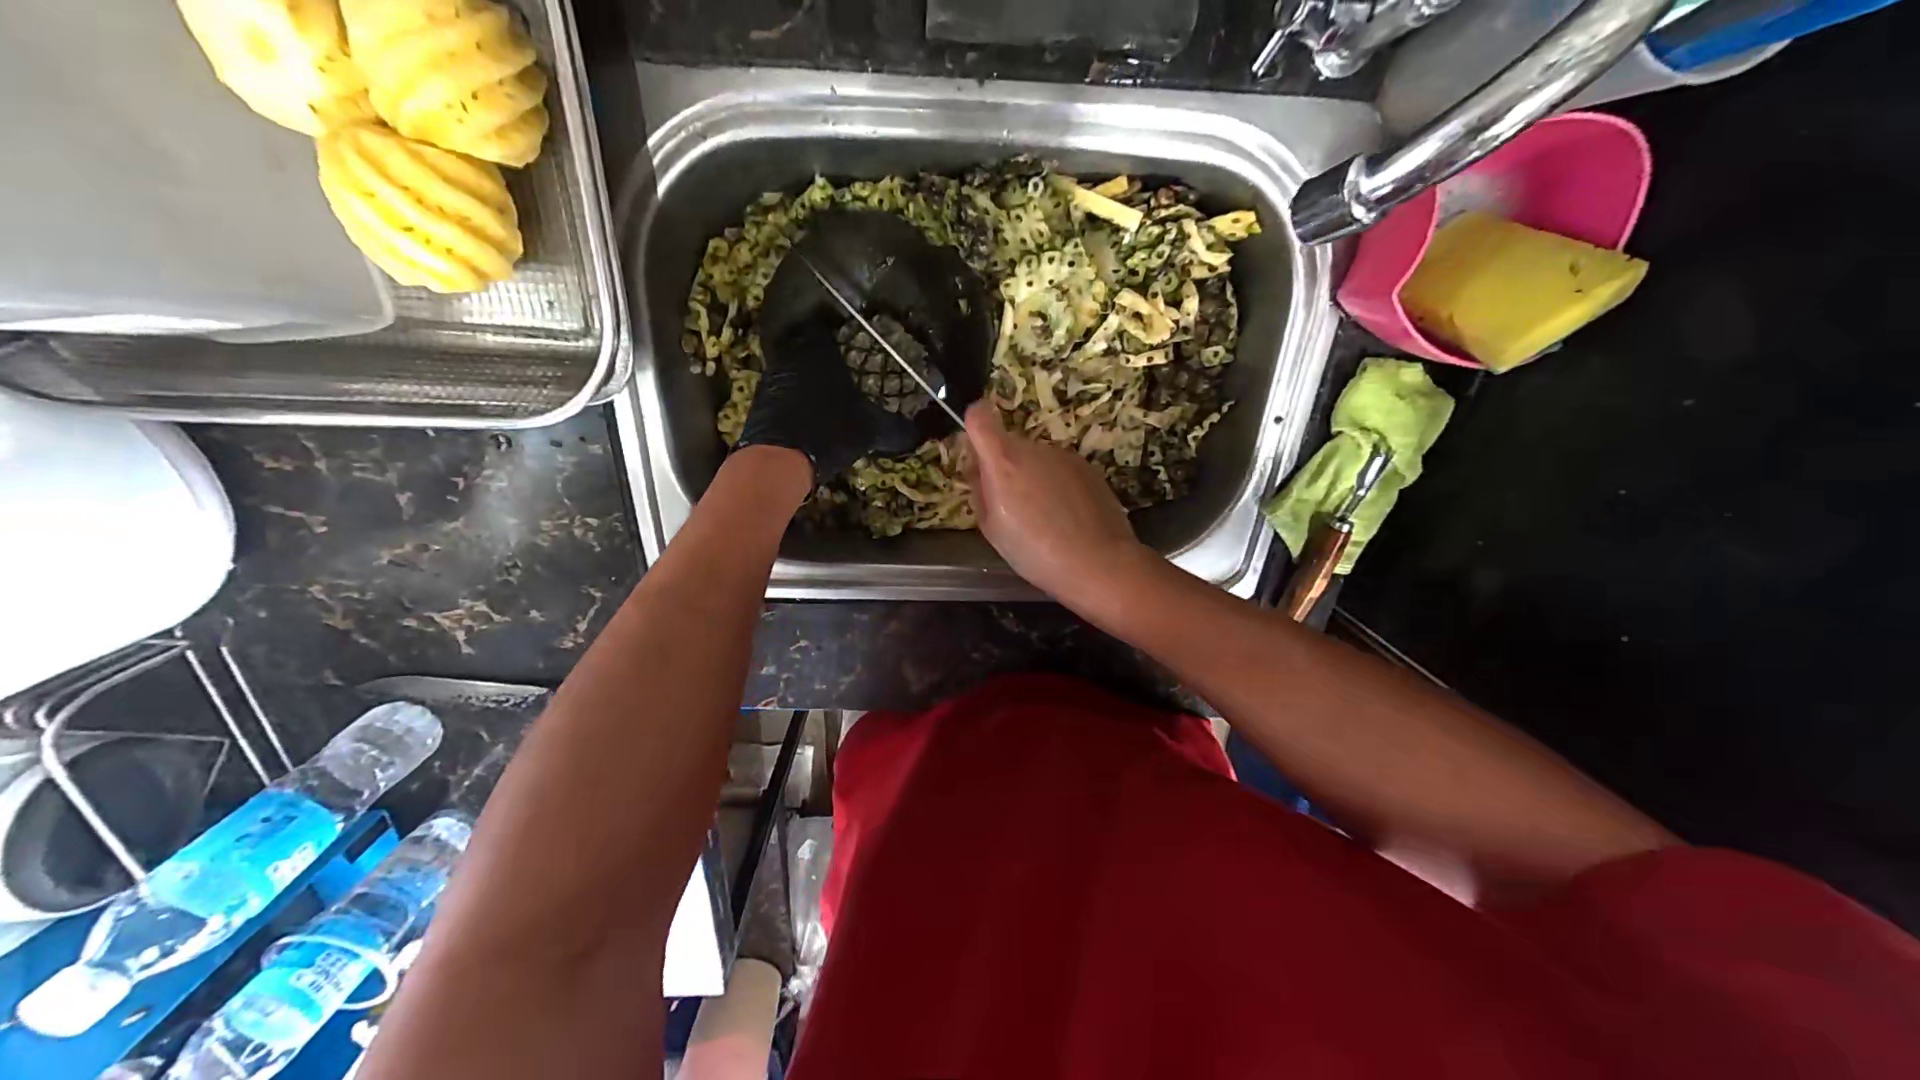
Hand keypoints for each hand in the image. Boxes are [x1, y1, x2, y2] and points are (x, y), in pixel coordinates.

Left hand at [735, 317, 917, 480]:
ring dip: (807, 373)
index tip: (847, 329)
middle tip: (841, 360)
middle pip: (805, 342)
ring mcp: (771, 378)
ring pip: (792, 366)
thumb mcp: (870, 430)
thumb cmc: (829, 431)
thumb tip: (922, 432)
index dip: (834, 324)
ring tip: (827, 387)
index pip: (823, 322)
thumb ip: (895, 428)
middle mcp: (792, 356)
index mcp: (819, 350)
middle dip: (821, 349)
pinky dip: (795, 395)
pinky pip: (782, 388)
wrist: (777, 461)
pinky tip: (809, 410)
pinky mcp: (760, 402)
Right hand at [963, 401, 1150, 599]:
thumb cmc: (1034, 552)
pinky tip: (1067, 517)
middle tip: (1011, 506)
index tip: (977, 451)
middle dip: (1004, 467)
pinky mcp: (1088, 467)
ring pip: (1037, 459)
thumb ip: (980, 489)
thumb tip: (980, 469)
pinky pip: (1060, 470)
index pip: (979, 416)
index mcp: (1003, 461)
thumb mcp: (991, 528)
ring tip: (1044, 517)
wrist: (1099, 562)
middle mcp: (1035, 448)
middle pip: (1009, 445)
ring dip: (1033, 478)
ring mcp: (1064, 455)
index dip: (974, 426)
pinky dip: (1057, 486)